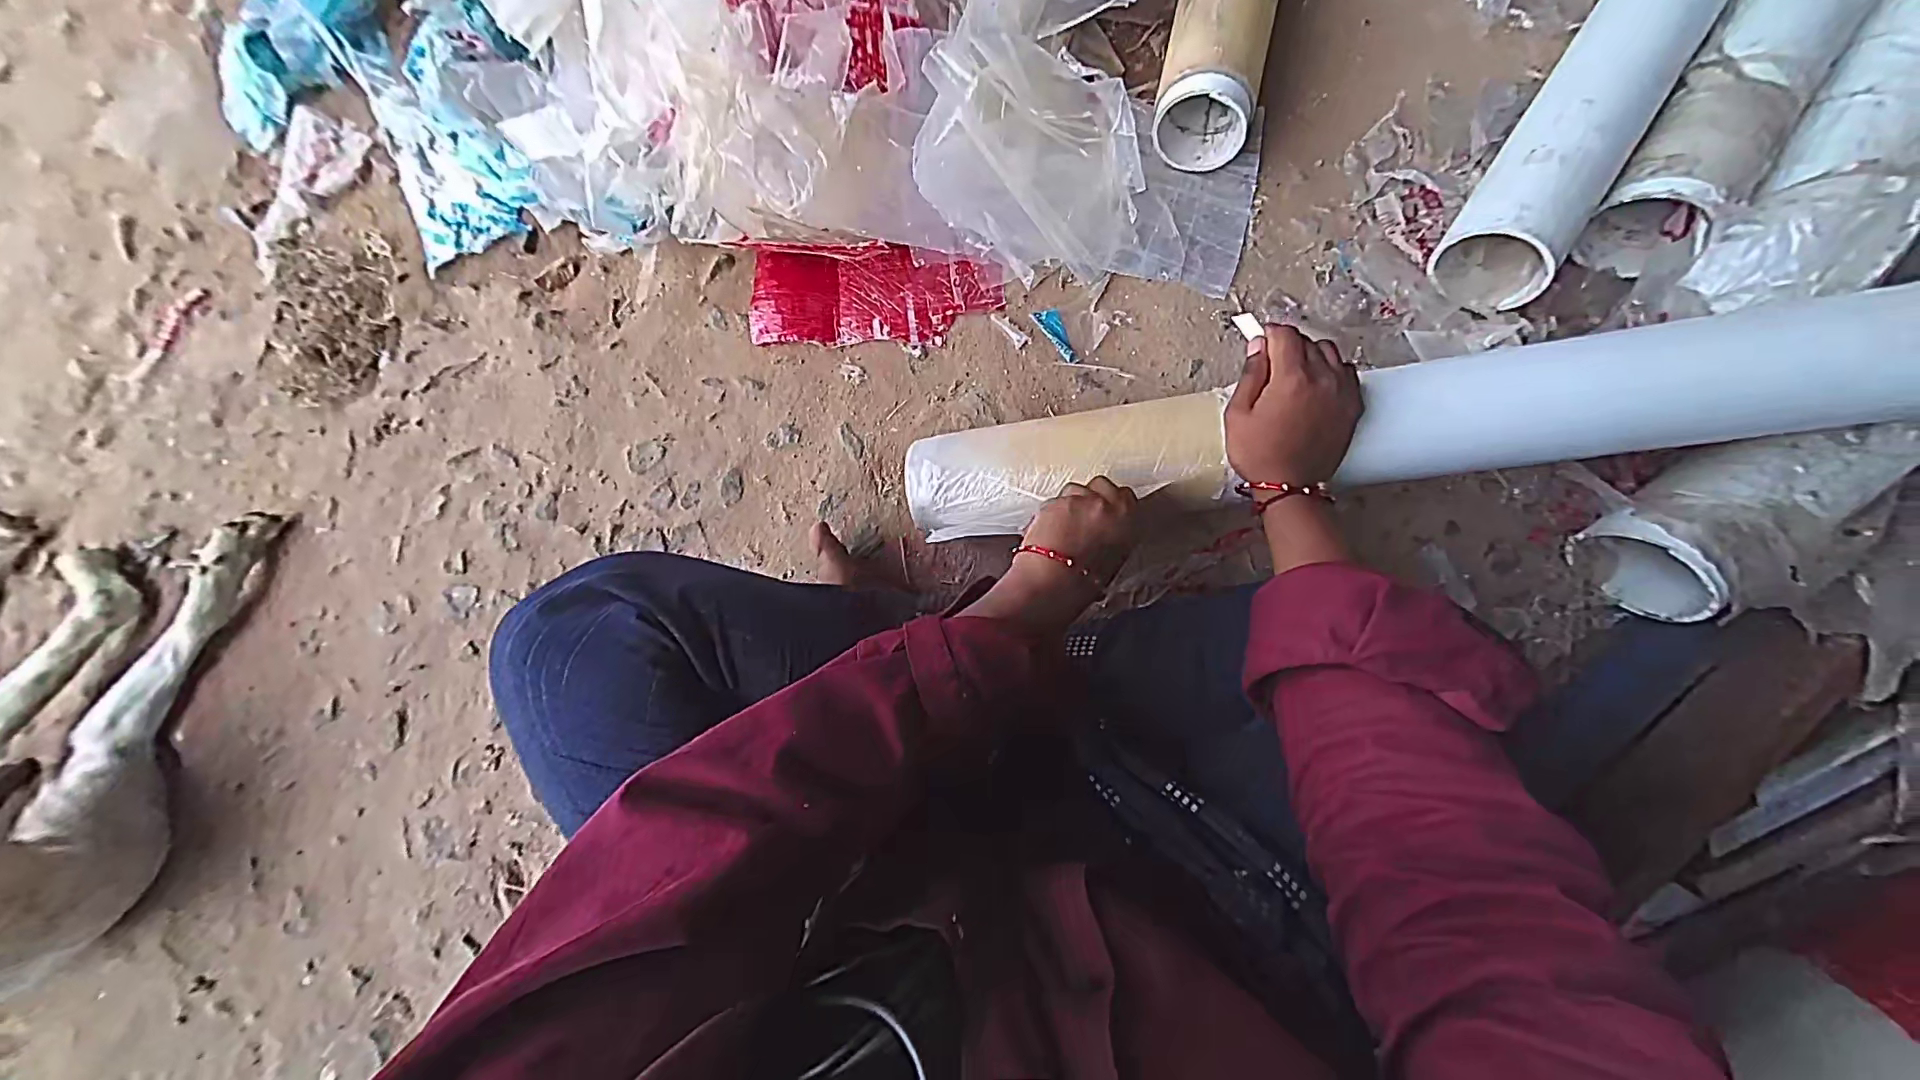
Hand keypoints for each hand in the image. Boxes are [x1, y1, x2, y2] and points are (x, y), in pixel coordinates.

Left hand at [959, 477, 1138, 635]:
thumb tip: (1106, 535)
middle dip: (1093, 496)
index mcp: (1127, 520)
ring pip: (1076, 489)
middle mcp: (1104, 505)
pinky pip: (1055, 500)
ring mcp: (1078, 500)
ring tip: (1065, 526)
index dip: (1114, 503)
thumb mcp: (1114, 560)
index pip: (1126, 496)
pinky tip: (1050, 530)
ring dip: (1072, 502)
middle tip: (1084, 516)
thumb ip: (1114, 537)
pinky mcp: (1053, 501)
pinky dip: (1053, 511)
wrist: (1053, 581)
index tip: (1107, 511)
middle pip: (1101, 485)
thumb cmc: (1082, 581)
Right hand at [1226, 325, 1362, 486]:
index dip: (1269, 333)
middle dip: (1287, 346)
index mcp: (1291, 378)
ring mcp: (1342, 391)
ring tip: (1294, 374)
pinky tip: (1315, 385)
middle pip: (1307, 341)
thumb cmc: (1259, 454)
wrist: (1290, 485)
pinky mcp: (1353, 405)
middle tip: (1271, 364)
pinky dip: (1330, 370)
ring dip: (1310, 355)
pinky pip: (1346, 372)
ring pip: (1329, 352)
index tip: (1260, 340)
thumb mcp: (1238, 414)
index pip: (1284, 335)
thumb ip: (1250, 375)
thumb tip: (1259, 347)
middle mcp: (1322, 378)